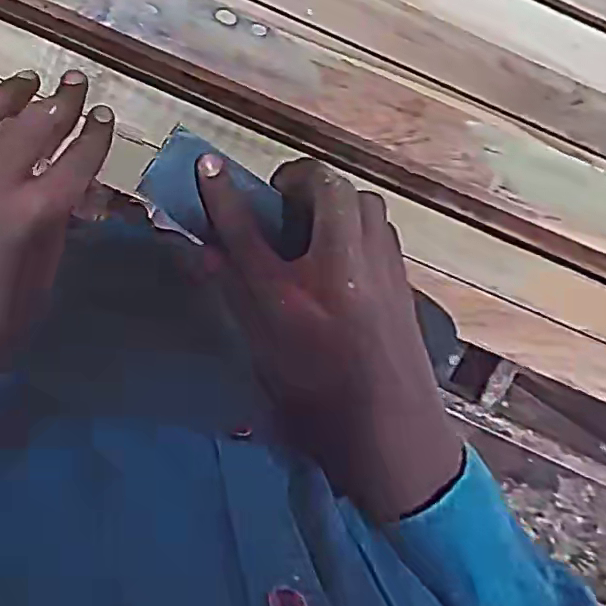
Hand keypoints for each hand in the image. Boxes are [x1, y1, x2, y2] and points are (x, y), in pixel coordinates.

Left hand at [0, 70, 113, 370]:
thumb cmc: (7, 311)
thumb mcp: (48, 261)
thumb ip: (59, 207)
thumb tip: (71, 168)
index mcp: (25, 218)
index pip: (72, 161)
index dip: (94, 135)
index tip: (104, 115)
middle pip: (30, 128)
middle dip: (60, 101)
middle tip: (76, 82)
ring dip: (9, 95)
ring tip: (29, 82)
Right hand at [196, 156, 463, 522]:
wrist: (394, 441)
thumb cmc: (316, 397)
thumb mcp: (260, 344)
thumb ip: (229, 289)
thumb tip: (202, 248)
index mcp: (295, 293)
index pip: (245, 227)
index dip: (221, 193)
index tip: (207, 165)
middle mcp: (343, 269)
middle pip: (325, 187)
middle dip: (298, 181)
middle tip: (278, 203)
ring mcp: (383, 269)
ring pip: (361, 201)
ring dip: (332, 198)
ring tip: (310, 224)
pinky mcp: (403, 280)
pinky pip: (378, 227)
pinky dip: (354, 222)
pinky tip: (341, 253)